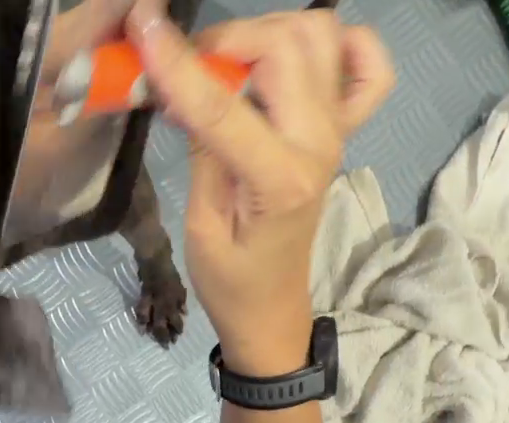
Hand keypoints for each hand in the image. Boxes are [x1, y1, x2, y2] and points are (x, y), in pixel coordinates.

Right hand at [126, 0, 392, 371]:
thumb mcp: (201, 226)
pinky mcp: (343, 131)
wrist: (271, 307)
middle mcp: (319, 142)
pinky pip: (365, 67)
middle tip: (186, 66)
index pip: (223, 104)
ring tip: (226, 65)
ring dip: (267, 34)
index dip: (178, 63)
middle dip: (226, 40)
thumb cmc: (228, 282)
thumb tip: (189, 95)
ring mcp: (338, 131)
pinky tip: (301, 59)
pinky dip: (340, 46)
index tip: (142, 28)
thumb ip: (204, 154)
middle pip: (286, 45)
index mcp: (278, 179)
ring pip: (321, 37)